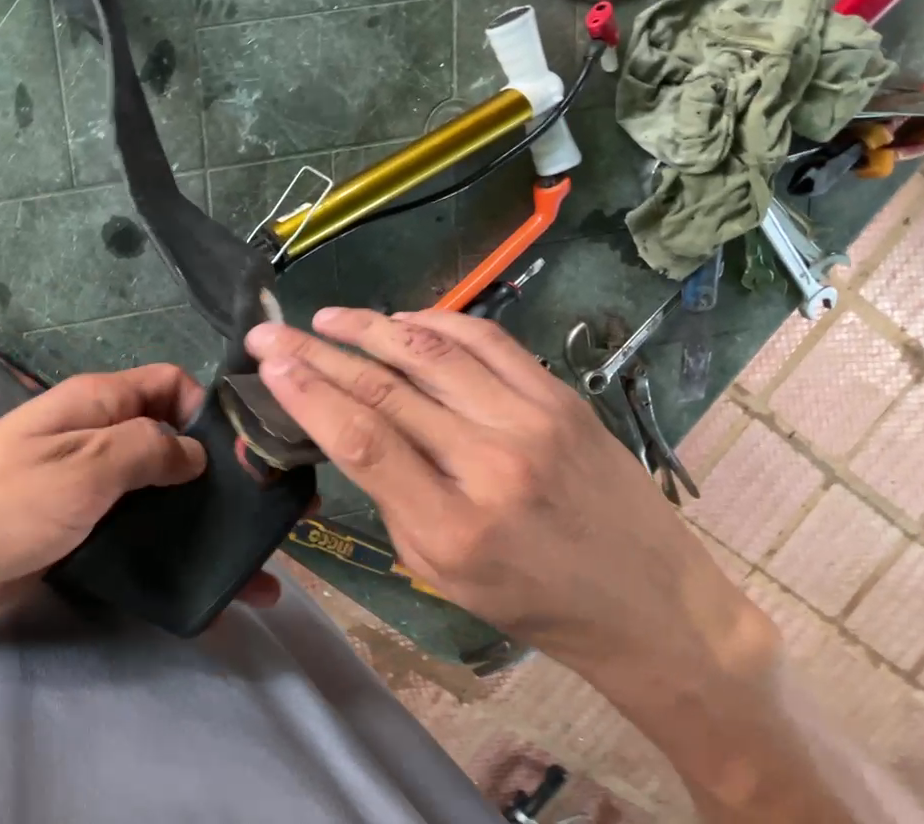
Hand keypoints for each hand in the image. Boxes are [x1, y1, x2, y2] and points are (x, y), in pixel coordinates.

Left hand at [0, 364, 277, 621]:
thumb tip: (197, 451)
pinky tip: (205, 590)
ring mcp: (85, 489)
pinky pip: (132, 537)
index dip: (209, 411)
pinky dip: (166, 556)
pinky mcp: (76, 534)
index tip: (248, 456)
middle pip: (170, 444)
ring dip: (199, 527)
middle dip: (216, 478)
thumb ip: (144, 450)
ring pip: (157, 497)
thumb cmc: (1, 500)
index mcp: (96, 404)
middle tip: (266, 525)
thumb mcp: (80, 466)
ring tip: (253, 572)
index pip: (169, 385)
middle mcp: (95, 439)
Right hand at [245, 309, 773, 682]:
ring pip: (432, 351)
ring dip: (368, 326)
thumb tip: (344, 424)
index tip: (269, 361)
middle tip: (269, 330)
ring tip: (325, 317)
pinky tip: (398, 320)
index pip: (363, 441)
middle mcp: (493, 465)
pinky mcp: (563, 398)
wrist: (654, 607)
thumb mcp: (435, 569)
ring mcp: (535, 423)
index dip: (308, 394)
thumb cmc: (527, 599)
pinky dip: (434, 321)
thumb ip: (388, 494)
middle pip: (385, 388)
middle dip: (315, 352)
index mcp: (453, 526)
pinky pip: (487, 340)